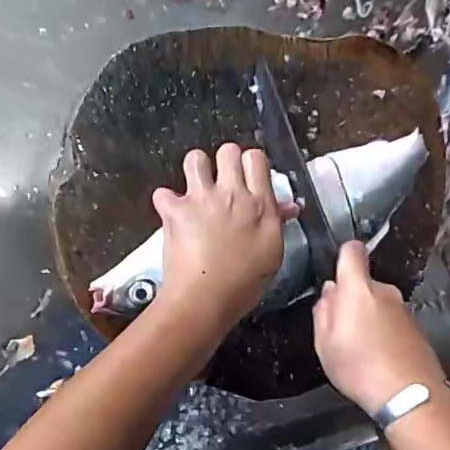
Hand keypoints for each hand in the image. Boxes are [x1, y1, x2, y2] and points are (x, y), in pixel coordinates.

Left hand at [151, 144, 294, 323]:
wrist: (204, 298)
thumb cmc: (243, 283)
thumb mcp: (272, 252)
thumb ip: (276, 222)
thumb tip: (286, 206)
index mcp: (259, 203)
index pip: (256, 159)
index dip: (250, 164)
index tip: (247, 178)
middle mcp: (230, 194)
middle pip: (227, 151)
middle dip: (224, 161)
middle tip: (222, 183)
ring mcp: (200, 199)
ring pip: (195, 159)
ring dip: (196, 170)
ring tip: (196, 189)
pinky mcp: (174, 210)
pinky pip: (163, 192)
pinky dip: (166, 202)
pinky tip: (171, 213)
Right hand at [312, 240, 448, 414]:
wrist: (409, 395)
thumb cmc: (358, 366)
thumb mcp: (324, 342)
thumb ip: (323, 311)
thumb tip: (330, 291)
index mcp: (358, 289)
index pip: (352, 251)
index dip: (341, 256)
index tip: (333, 272)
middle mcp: (384, 292)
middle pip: (362, 283)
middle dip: (349, 298)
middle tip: (338, 328)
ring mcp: (403, 310)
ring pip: (376, 303)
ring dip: (365, 317)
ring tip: (356, 347)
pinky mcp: (415, 328)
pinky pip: (390, 320)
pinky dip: (381, 331)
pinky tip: (375, 356)